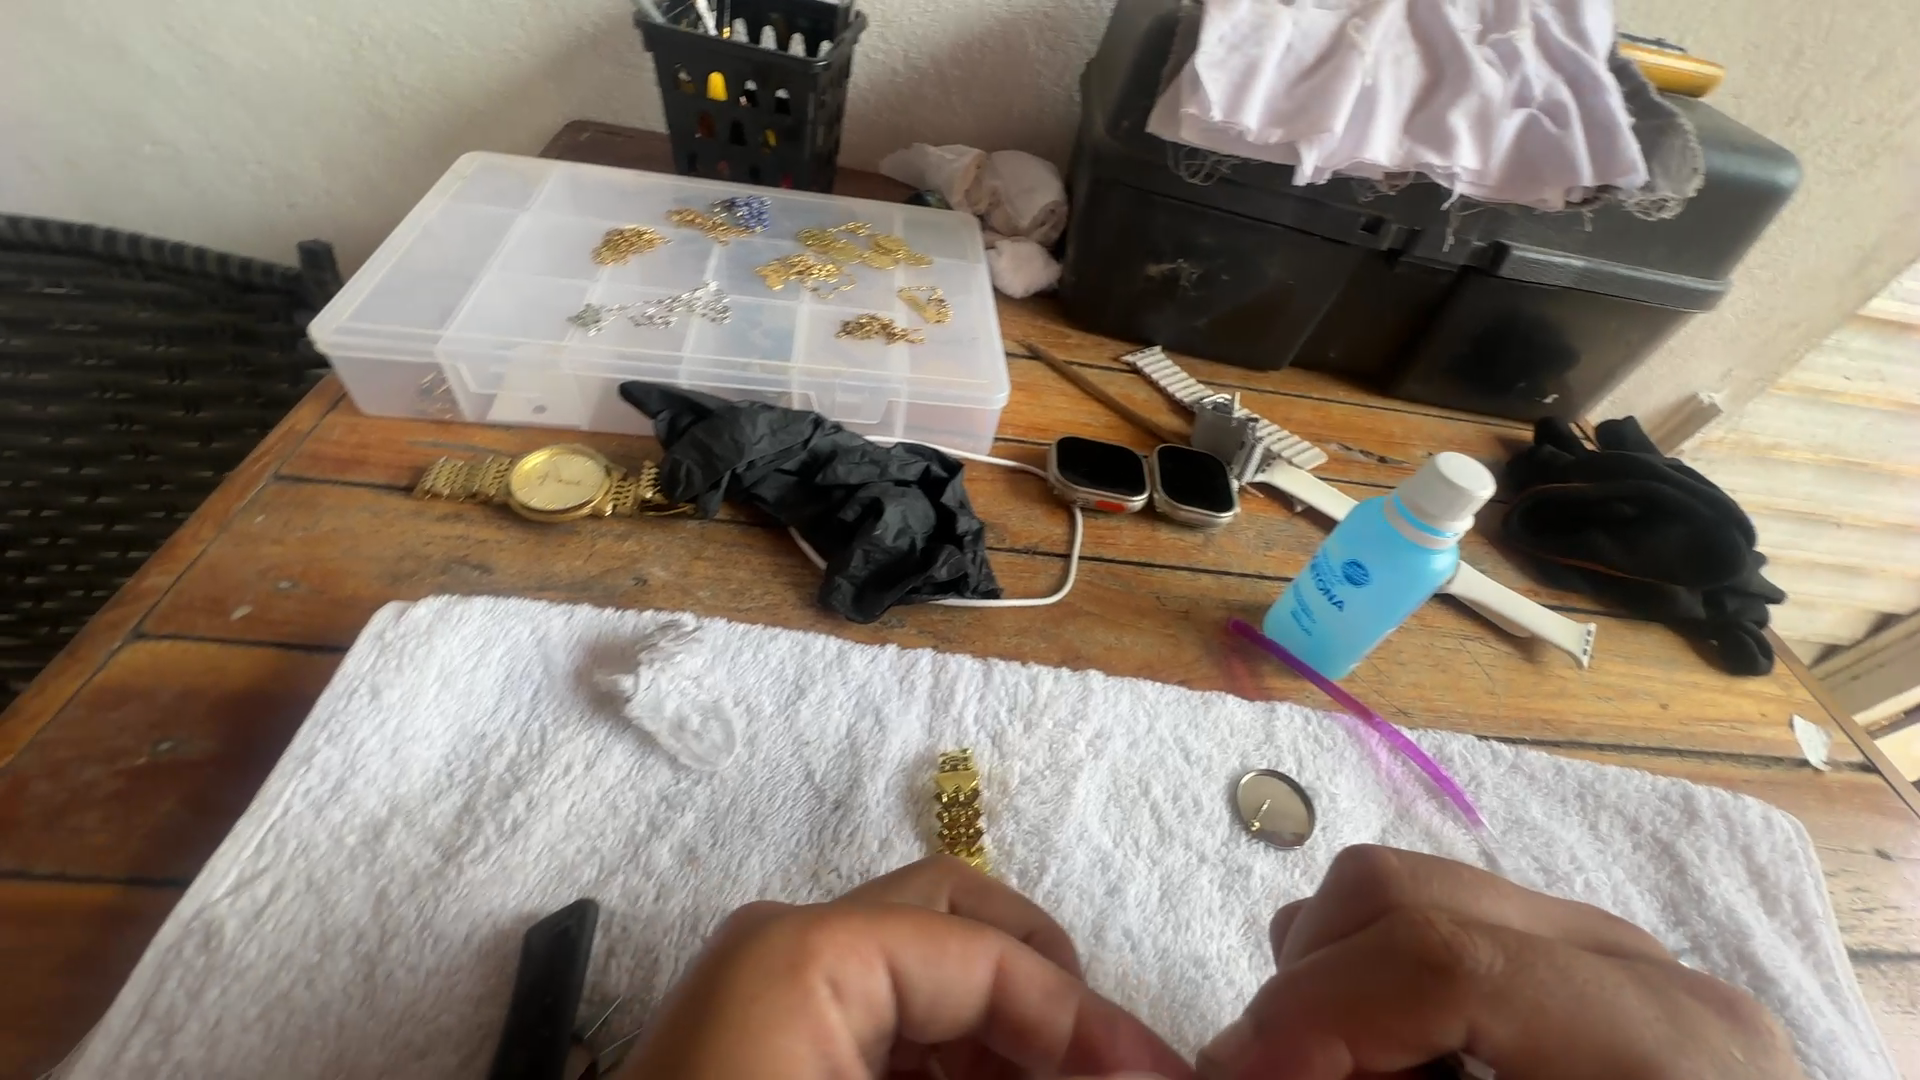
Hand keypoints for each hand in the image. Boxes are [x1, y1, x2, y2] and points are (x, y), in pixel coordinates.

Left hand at [616, 856, 1192, 1079]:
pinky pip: (890, 1020)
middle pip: (955, 918)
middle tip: (1117, 1066)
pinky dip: (955, 1057)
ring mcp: (776, 987)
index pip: (981, 951)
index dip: (1083, 1016)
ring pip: (926, 969)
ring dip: (1005, 1028)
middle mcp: (789, 941)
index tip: (1160, 1075)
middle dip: (1044, 990)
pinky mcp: (777, 1036)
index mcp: (806, 949)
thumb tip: (1140, 1073)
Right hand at [1198, 845, 1802, 1079]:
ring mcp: (1584, 935)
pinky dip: (1362, 964)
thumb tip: (1230, 1066)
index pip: (1438, 962)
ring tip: (1341, 1064)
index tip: (1230, 1075)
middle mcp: (1617, 951)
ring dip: (1324, 972)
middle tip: (1276, 1077)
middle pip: (1392, 892)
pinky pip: (1415, 906)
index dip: (1311, 1015)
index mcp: (1651, 1034)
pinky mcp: (1553, 943)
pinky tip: (1395, 1048)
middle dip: (1303, 988)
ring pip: (1389, 885)